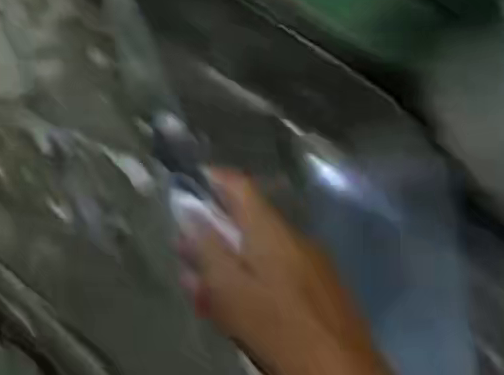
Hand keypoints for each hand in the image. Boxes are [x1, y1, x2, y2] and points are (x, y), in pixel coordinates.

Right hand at [182, 171, 391, 374]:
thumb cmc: (277, 324)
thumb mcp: (226, 282)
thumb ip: (203, 241)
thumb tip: (188, 208)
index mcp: (271, 229)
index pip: (236, 183)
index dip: (206, 179)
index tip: (180, 189)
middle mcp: (295, 241)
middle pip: (243, 222)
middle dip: (208, 235)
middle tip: (182, 254)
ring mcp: (313, 271)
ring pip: (257, 253)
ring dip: (225, 264)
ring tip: (200, 289)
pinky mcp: (323, 300)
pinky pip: (276, 276)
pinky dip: (250, 283)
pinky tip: (231, 306)